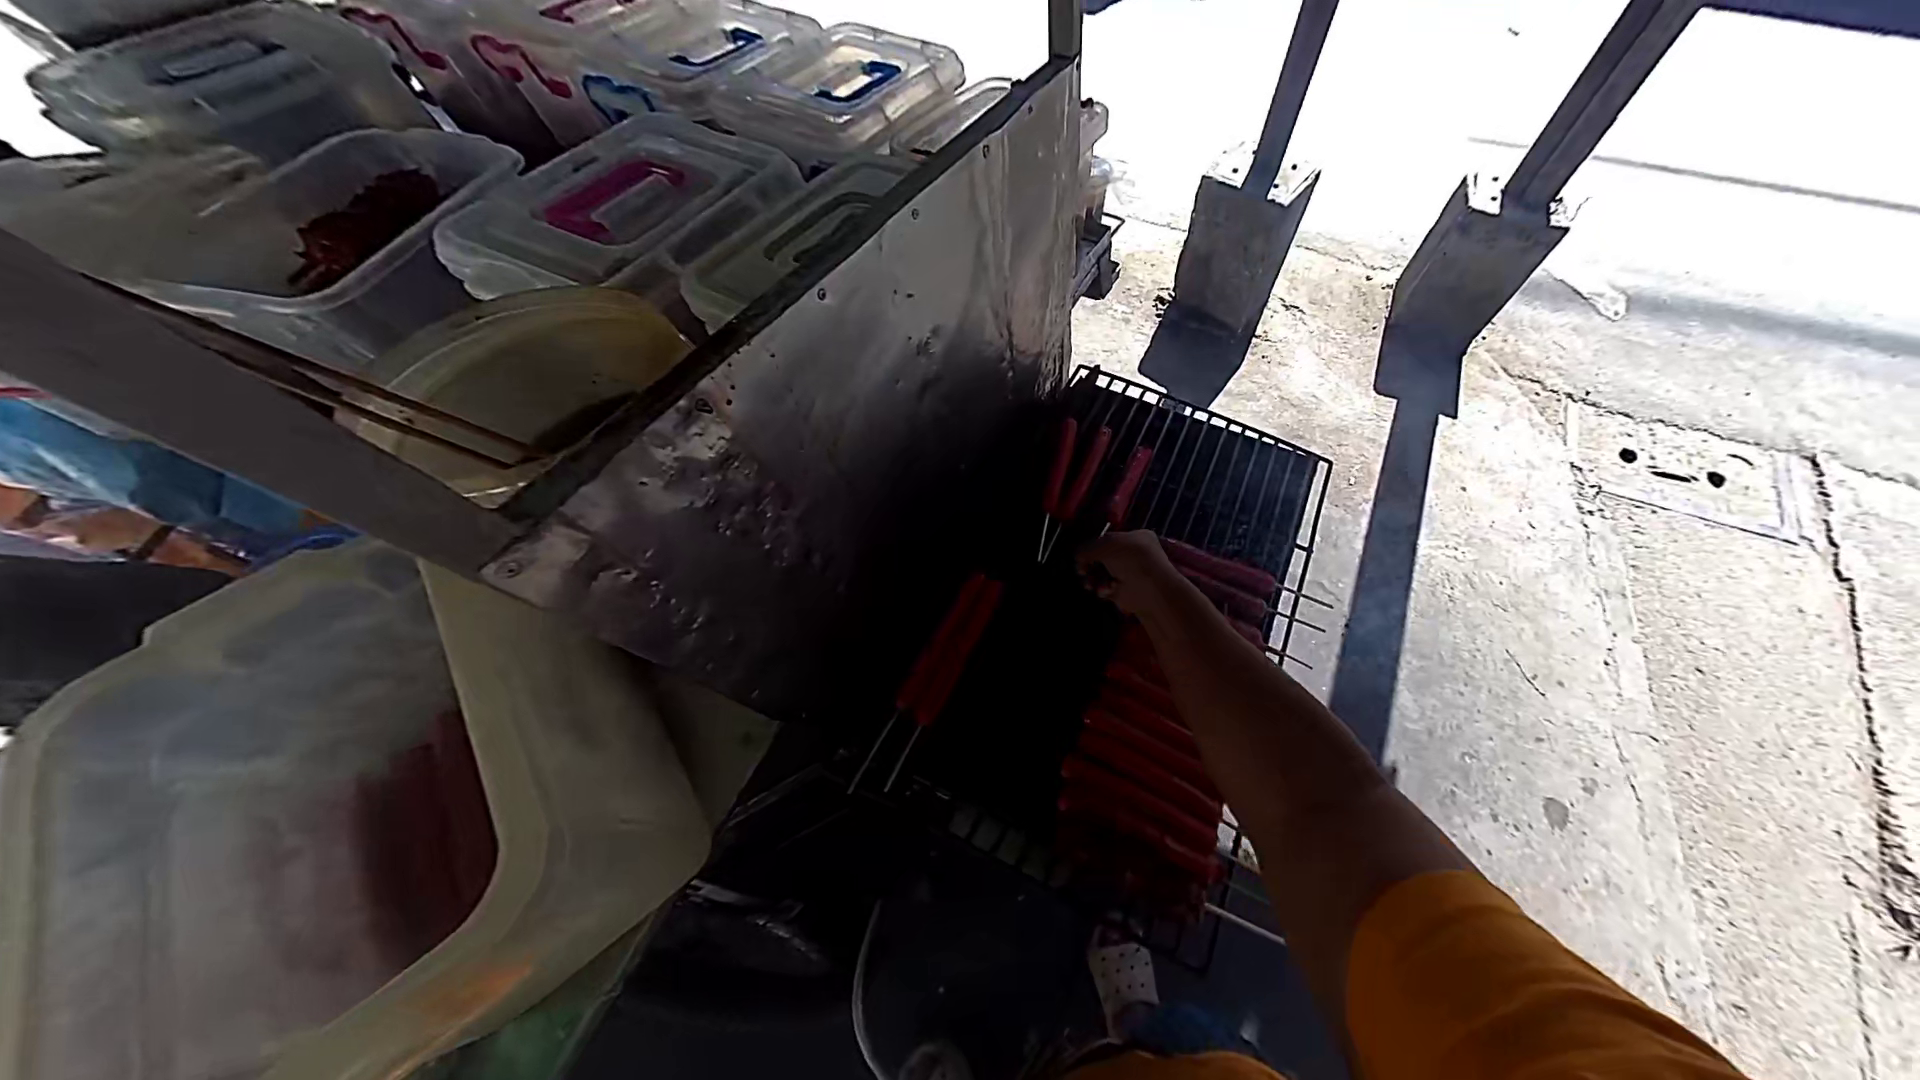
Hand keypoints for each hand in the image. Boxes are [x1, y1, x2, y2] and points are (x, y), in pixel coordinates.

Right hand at [1077, 530, 1179, 616]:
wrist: (1149, 588)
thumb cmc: (1131, 558)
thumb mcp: (1106, 545)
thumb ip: (1088, 548)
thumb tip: (1077, 555)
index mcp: (1134, 537)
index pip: (1108, 539)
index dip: (1093, 546)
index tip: (1081, 554)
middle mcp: (1132, 554)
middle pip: (1102, 557)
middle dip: (1089, 564)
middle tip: (1082, 570)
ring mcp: (1128, 573)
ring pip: (1101, 573)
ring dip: (1092, 578)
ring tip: (1090, 583)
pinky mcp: (1123, 590)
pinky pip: (1105, 587)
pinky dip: (1102, 588)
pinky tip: (1104, 589)